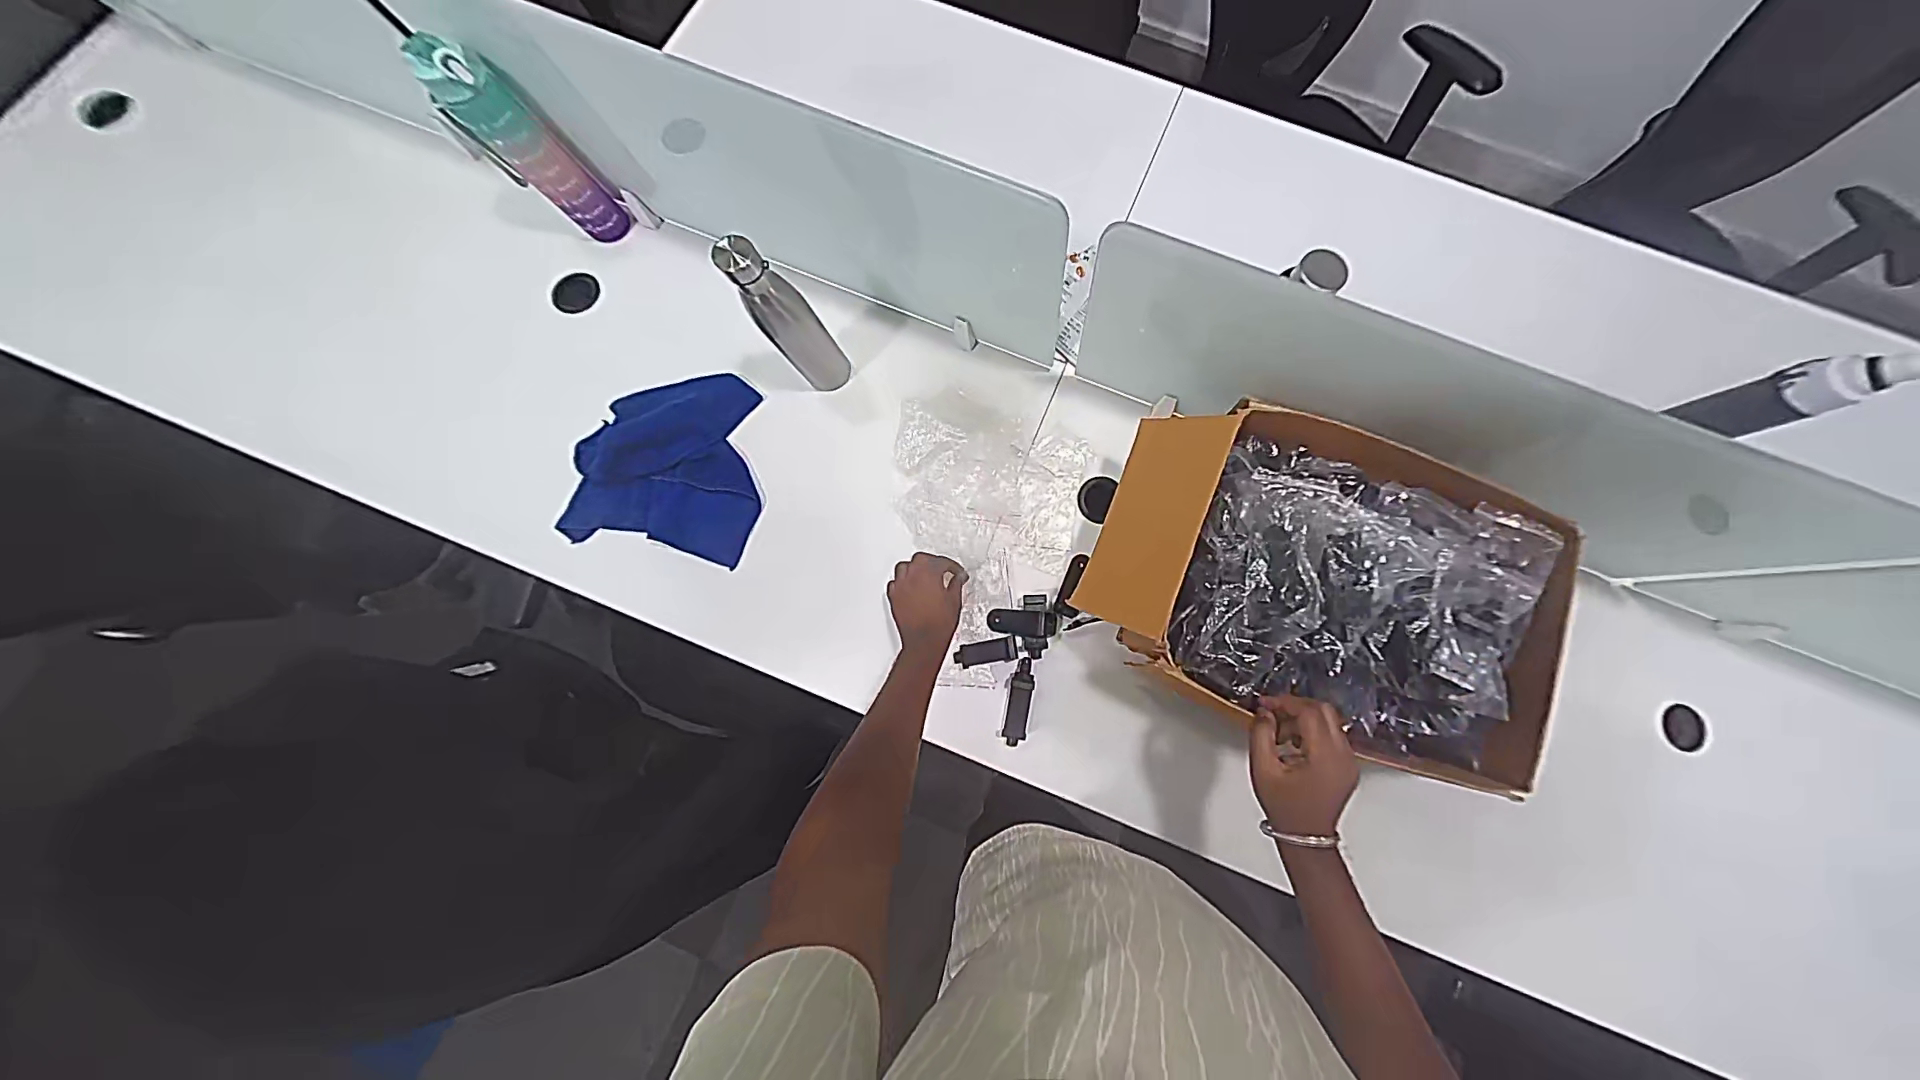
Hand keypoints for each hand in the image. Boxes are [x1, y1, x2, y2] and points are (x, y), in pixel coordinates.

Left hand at [888, 552, 966, 659]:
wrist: (924, 641)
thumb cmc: (938, 624)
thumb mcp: (955, 600)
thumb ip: (956, 584)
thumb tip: (958, 578)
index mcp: (929, 572)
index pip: (942, 562)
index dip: (952, 566)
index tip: (957, 572)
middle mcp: (912, 576)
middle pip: (920, 559)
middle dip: (932, 562)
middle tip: (942, 570)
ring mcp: (900, 586)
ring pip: (904, 567)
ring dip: (915, 569)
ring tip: (924, 575)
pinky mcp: (893, 597)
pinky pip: (896, 582)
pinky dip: (903, 582)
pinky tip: (910, 587)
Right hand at [1249, 695, 1358, 837]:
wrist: (1306, 836)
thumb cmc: (1285, 807)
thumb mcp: (1263, 769)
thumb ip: (1261, 735)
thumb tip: (1265, 713)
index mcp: (1325, 756)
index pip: (1310, 712)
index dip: (1285, 702)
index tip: (1265, 704)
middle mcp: (1344, 756)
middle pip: (1324, 711)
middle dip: (1295, 707)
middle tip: (1273, 713)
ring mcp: (1349, 761)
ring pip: (1329, 722)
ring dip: (1303, 720)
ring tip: (1280, 734)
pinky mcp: (1348, 766)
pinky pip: (1332, 736)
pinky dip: (1312, 732)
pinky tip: (1293, 744)